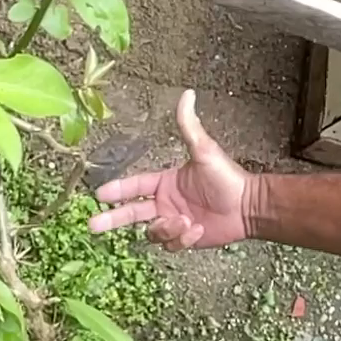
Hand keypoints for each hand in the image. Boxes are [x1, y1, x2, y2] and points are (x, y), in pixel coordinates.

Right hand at [91, 89, 255, 250]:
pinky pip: (170, 245)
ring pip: (152, 233)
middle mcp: (165, 203)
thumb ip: (189, 126)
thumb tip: (187, 94)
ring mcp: (172, 223)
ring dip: (167, 229)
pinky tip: (197, 229)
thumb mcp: (205, 151)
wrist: (248, 207)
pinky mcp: (182, 240)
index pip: (134, 186)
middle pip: (130, 213)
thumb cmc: (228, 178)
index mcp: (165, 183)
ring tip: (186, 222)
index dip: (117, 190)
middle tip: (93, 225)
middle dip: (112, 219)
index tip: (99, 195)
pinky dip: (182, 240)